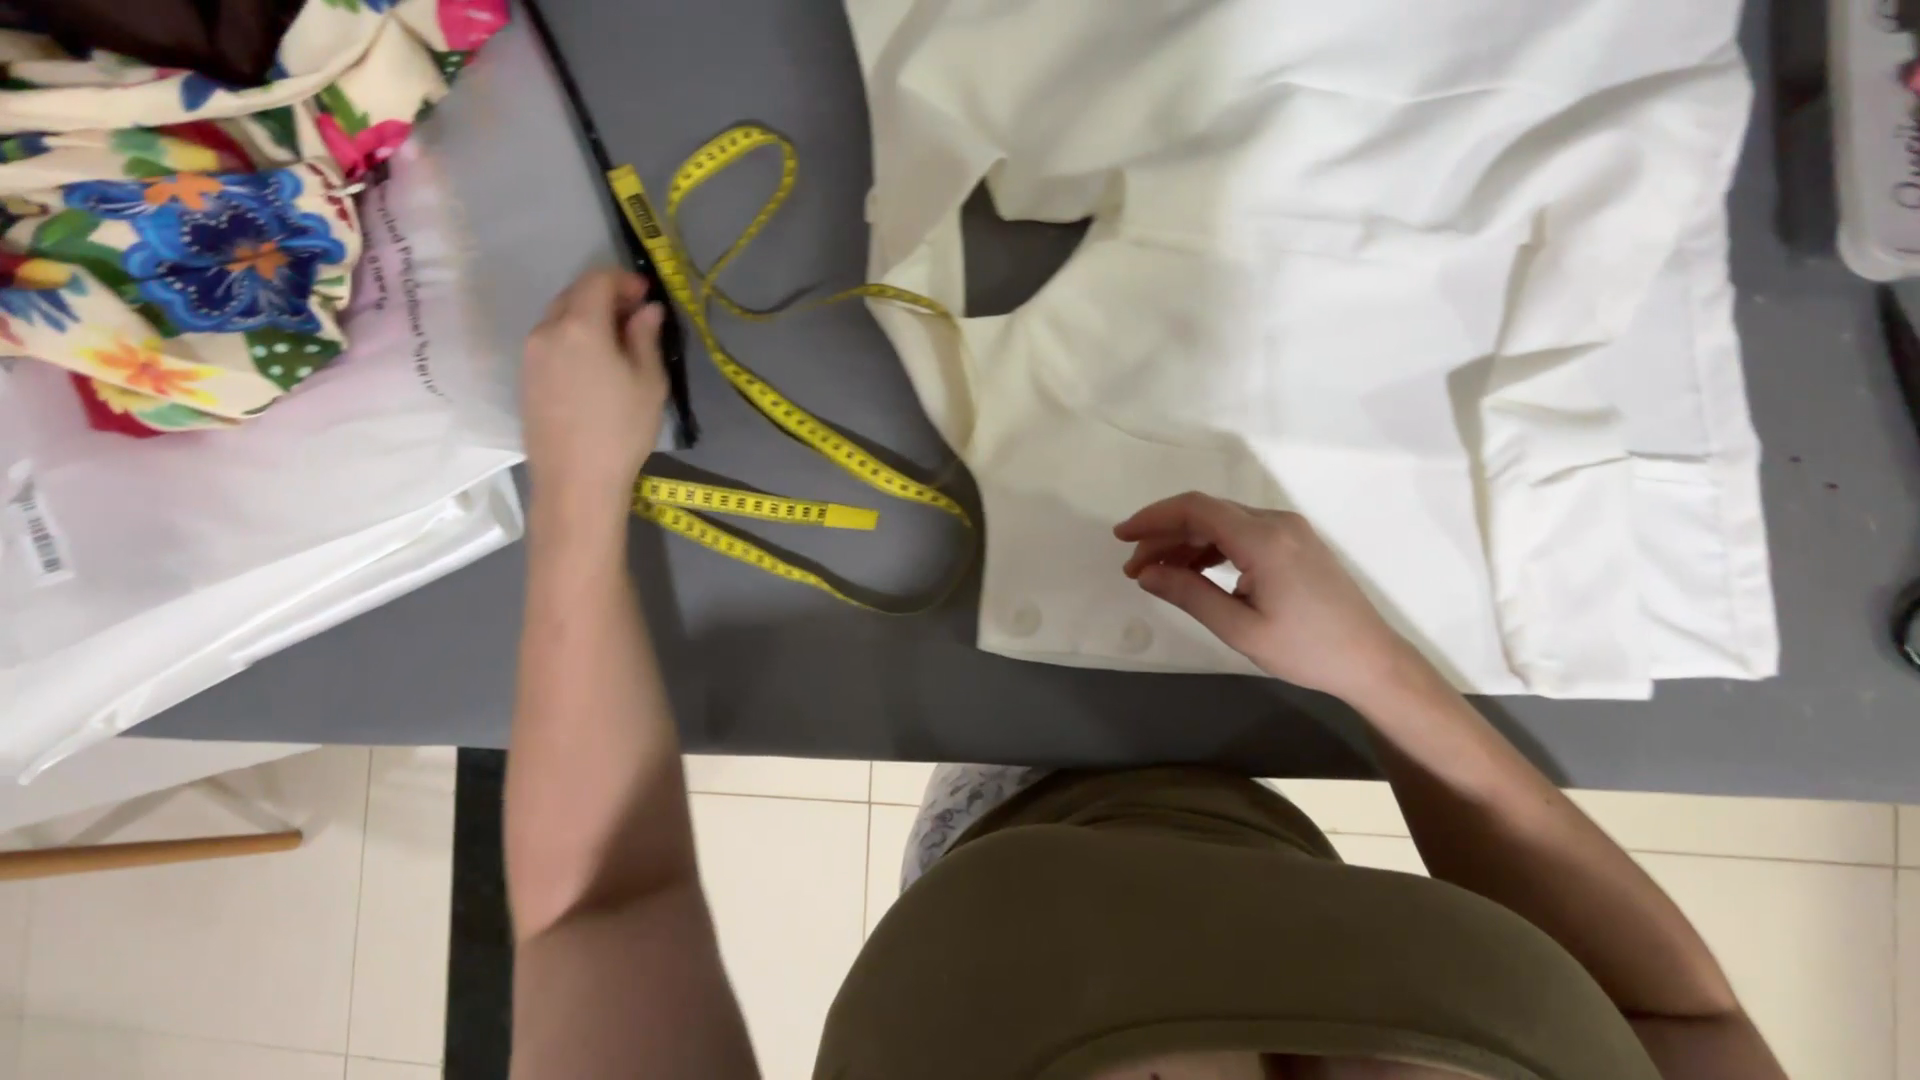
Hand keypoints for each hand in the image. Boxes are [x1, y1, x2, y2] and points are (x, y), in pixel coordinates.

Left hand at [521, 267, 668, 510]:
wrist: (575, 479)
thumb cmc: (622, 430)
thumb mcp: (649, 383)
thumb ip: (646, 338)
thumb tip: (648, 311)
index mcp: (580, 326)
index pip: (597, 280)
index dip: (624, 280)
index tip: (647, 296)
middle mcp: (547, 331)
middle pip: (574, 295)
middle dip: (605, 296)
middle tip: (636, 316)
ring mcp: (530, 354)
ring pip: (559, 318)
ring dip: (588, 318)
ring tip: (618, 342)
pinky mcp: (526, 377)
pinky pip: (551, 342)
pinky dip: (573, 339)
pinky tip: (595, 364)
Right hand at [1114, 492, 1416, 702]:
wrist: (1371, 660)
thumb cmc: (1306, 650)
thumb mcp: (1240, 628)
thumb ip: (1189, 595)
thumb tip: (1146, 574)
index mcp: (1263, 539)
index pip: (1195, 509)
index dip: (1153, 518)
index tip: (1121, 537)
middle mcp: (1276, 523)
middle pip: (1206, 512)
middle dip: (1164, 534)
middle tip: (1134, 568)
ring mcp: (1289, 530)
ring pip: (1223, 522)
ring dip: (1185, 542)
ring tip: (1156, 573)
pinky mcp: (1295, 543)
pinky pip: (1242, 533)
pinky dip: (1211, 547)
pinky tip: (1193, 571)